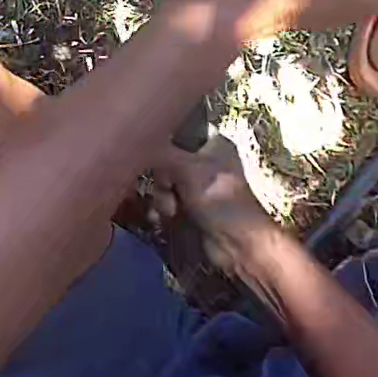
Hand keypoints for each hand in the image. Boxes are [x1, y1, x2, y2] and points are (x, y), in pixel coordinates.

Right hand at [149, 136, 277, 272]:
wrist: (237, 244)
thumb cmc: (217, 197)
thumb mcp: (187, 168)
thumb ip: (162, 154)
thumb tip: (140, 146)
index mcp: (213, 143)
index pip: (179, 132)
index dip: (166, 144)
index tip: (159, 156)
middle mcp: (205, 160)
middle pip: (167, 159)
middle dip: (164, 179)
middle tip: (171, 189)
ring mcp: (198, 185)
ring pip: (165, 182)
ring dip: (163, 197)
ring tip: (172, 210)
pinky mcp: (192, 206)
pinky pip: (168, 200)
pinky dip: (164, 209)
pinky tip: (165, 218)